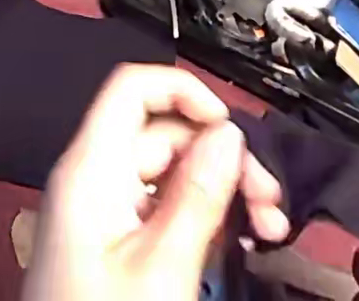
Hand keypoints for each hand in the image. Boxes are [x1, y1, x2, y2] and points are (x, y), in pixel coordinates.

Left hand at [23, 64, 289, 300]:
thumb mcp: (160, 270)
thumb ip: (197, 194)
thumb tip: (229, 133)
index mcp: (91, 170)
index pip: (133, 88)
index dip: (183, 90)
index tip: (228, 125)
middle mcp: (96, 179)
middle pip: (165, 133)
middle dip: (222, 155)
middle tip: (268, 197)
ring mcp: (106, 212)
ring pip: (174, 171)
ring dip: (223, 188)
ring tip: (266, 224)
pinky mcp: (118, 243)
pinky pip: (167, 206)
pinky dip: (205, 215)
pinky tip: (237, 240)